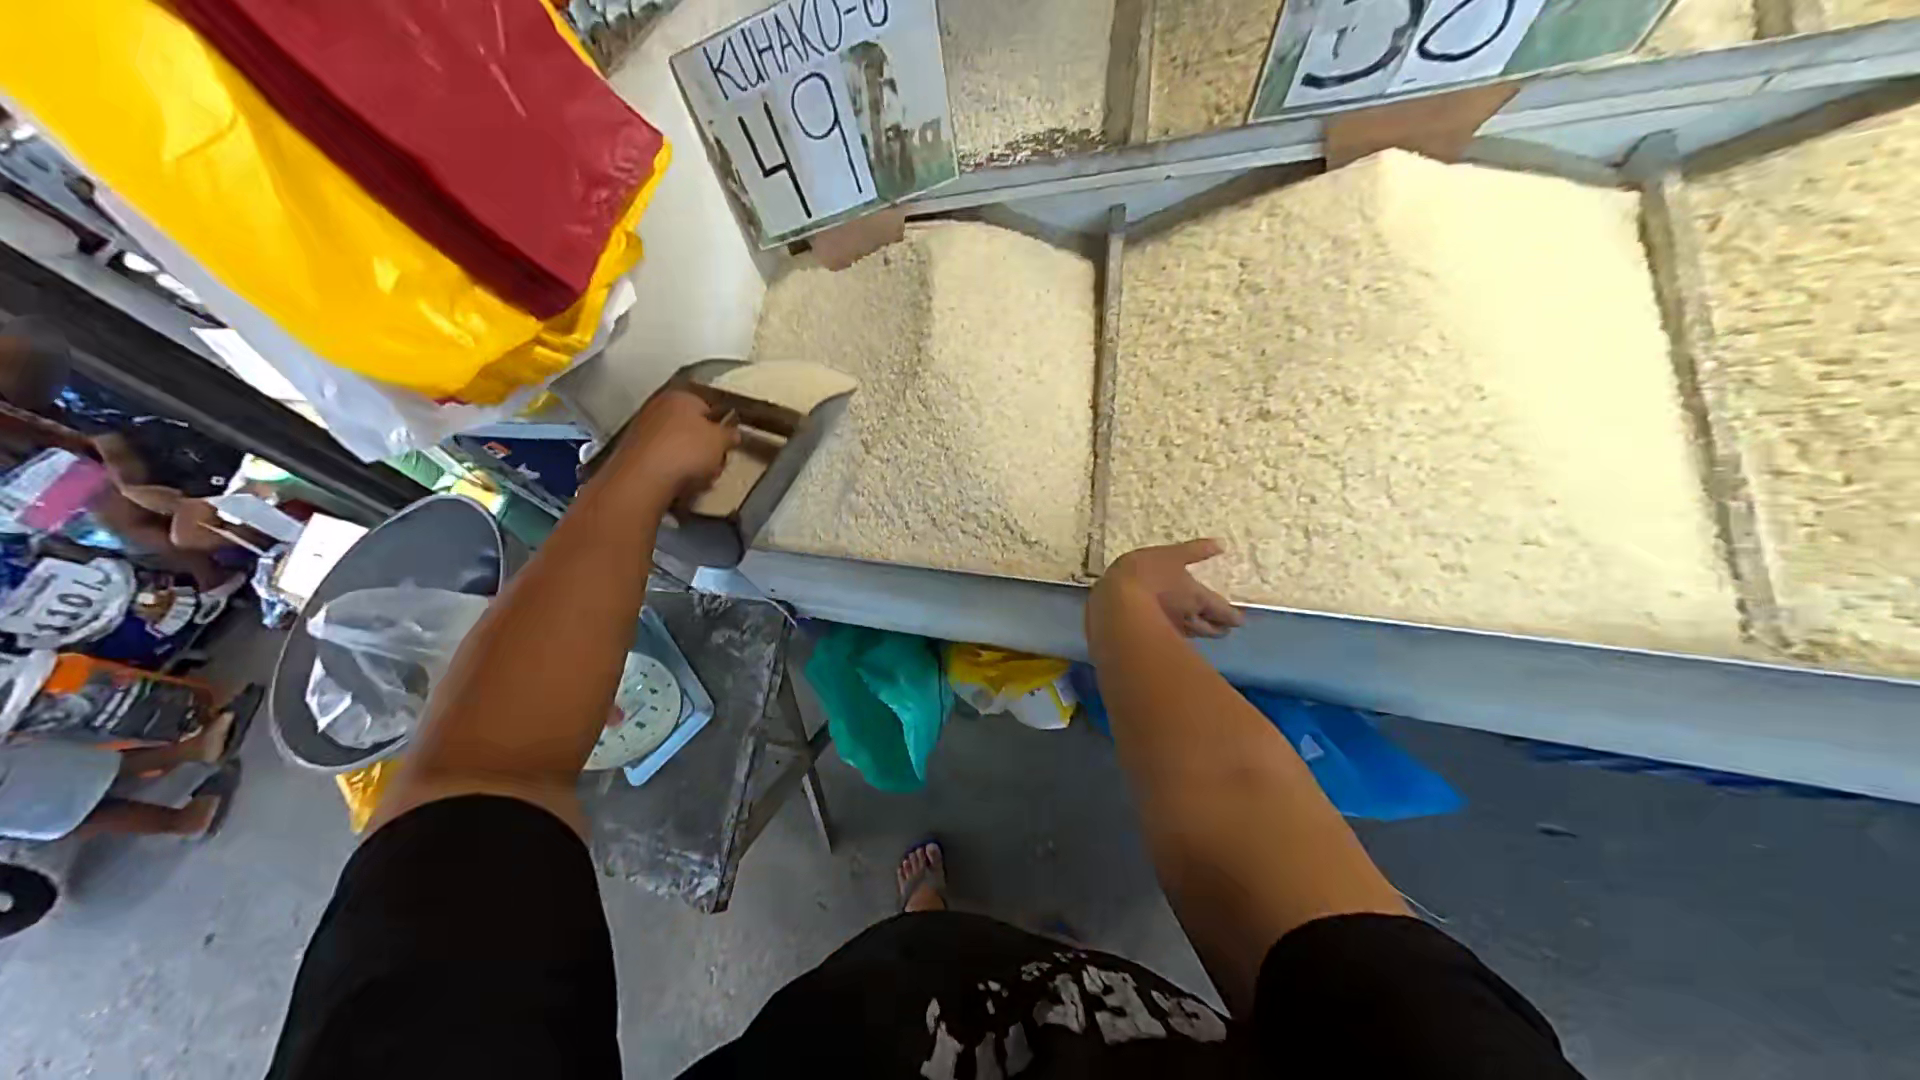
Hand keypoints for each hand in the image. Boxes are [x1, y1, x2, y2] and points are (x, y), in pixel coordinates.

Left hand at [604, 388, 738, 503]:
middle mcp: (658, 406)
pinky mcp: (632, 452)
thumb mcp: (721, 441)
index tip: (725, 446)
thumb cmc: (689, 450)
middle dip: (705, 447)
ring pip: (677, 445)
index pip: (708, 408)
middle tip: (714, 464)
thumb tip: (732, 433)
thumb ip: (730, 434)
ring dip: (690, 462)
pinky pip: (662, 459)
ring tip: (698, 479)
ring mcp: (642, 429)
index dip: (720, 428)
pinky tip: (678, 484)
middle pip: (691, 428)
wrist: (645, 477)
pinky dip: (671, 470)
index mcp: (680, 396)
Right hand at [1090, 539, 1244, 639]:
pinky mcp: (1151, 638)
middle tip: (1224, 628)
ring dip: (1200, 634)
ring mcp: (1170, 631)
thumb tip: (1222, 544)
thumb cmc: (1146, 574)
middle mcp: (1189, 619)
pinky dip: (1176, 635)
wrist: (1115, 603)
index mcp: (1198, 598)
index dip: (1233, 617)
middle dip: (1219, 628)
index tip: (1239, 620)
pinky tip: (1170, 631)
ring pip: (1192, 636)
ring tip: (1202, 630)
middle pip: (1211, 629)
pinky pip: (1171, 637)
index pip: (1223, 612)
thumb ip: (1195, 551)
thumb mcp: (1171, 555)